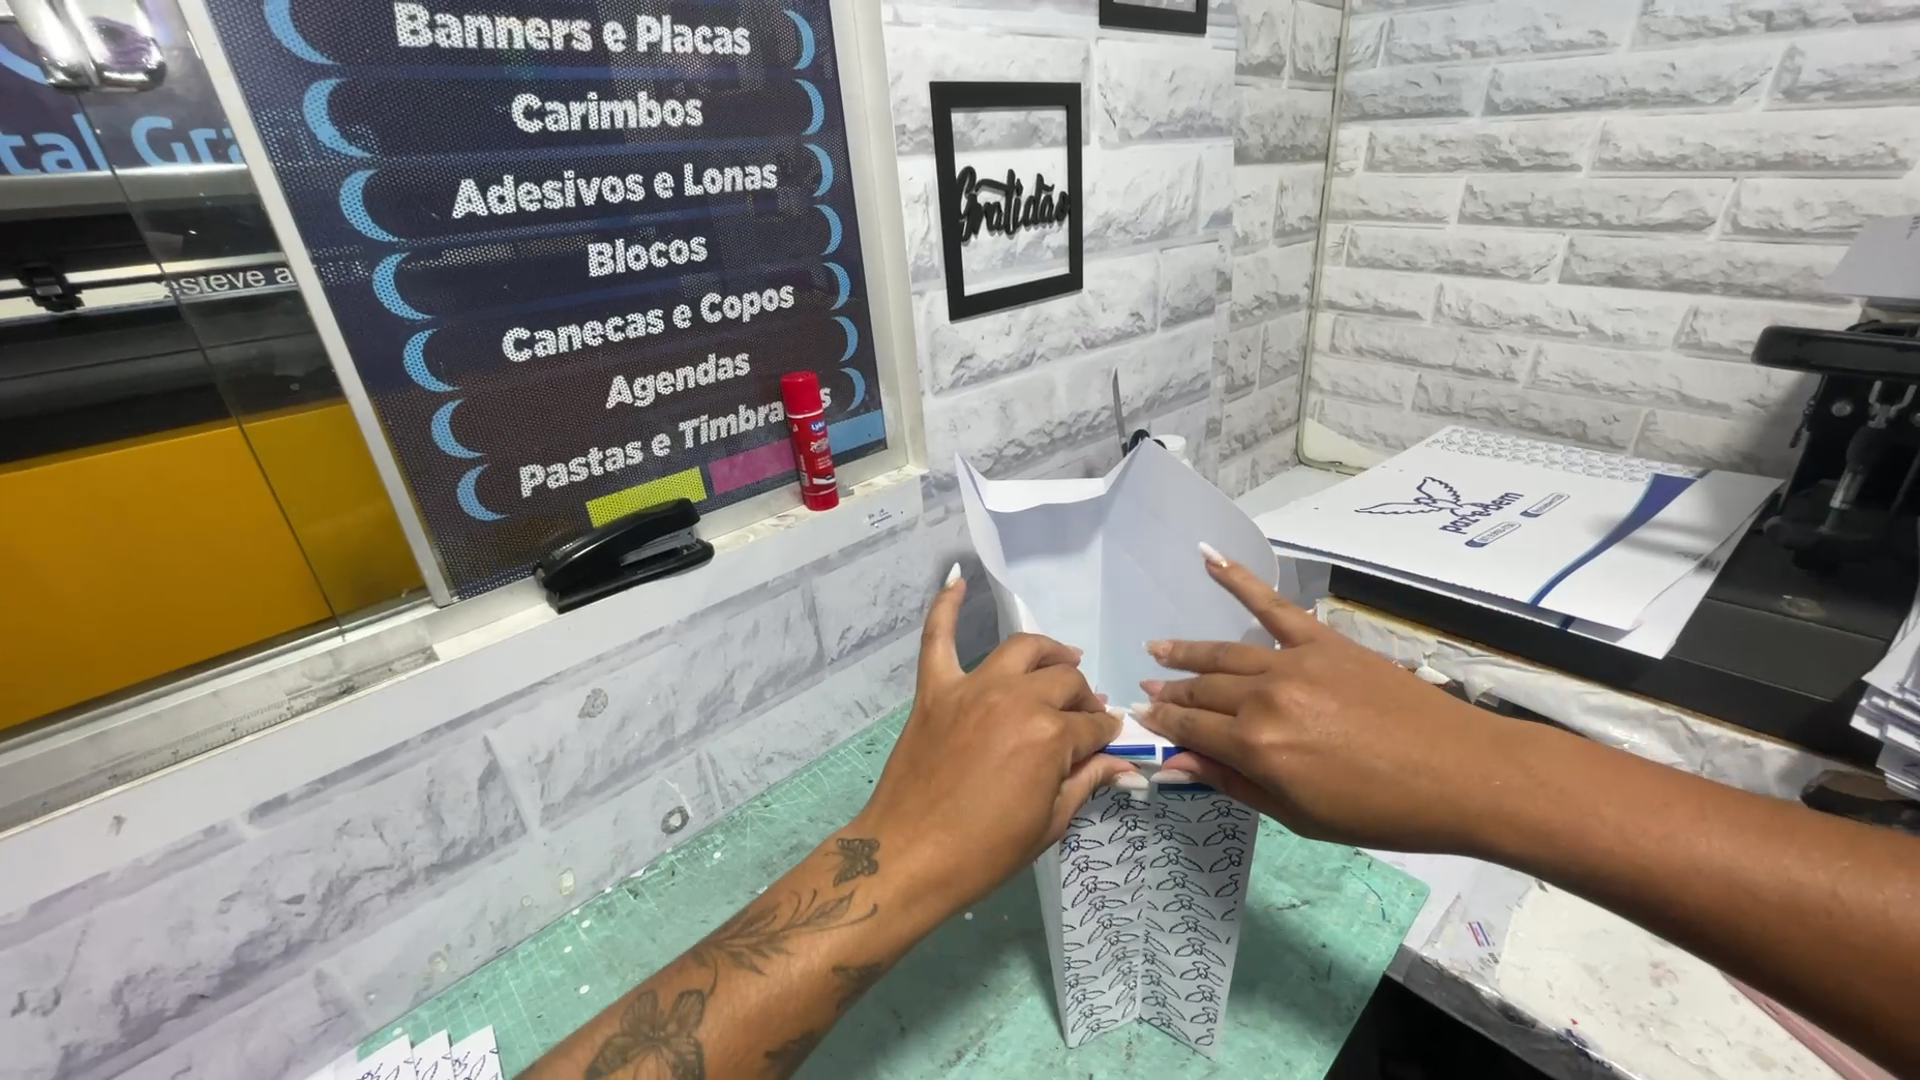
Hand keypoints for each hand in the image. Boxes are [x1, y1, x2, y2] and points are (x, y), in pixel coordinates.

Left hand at [855, 567, 1138, 924]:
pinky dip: (944, 605)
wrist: (911, 855)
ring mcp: (972, 688)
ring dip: (1049, 650)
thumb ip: (1088, 782)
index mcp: (1051, 735)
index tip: (1108, 741)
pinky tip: (956, 578)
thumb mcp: (1050, 823)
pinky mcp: (935, 689)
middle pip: (1065, 681)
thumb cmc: (986, 851)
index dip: (1106, 734)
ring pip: (1022, 649)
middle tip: (1083, 716)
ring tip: (1063, 657)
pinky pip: (937, 637)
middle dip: (1083, 698)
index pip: (1093, 724)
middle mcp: (1016, 698)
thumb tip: (1123, 764)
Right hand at [1135, 550, 1522, 853]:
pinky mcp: (1321, 640)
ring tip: (1157, 649)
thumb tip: (1176, 763)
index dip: (1161, 723)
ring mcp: (1292, 662)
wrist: (1464, 774)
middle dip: (1170, 692)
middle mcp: (1264, 697)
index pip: (1190, 726)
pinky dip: (1239, 579)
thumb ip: (1233, 783)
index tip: (1139, 717)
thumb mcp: (1300, 816)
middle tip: (1146, 689)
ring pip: (1223, 653)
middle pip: (1202, 689)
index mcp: (1257, 746)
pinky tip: (1208, 559)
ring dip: (1186, 652)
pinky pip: (1272, 605)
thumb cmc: (1381, 811)